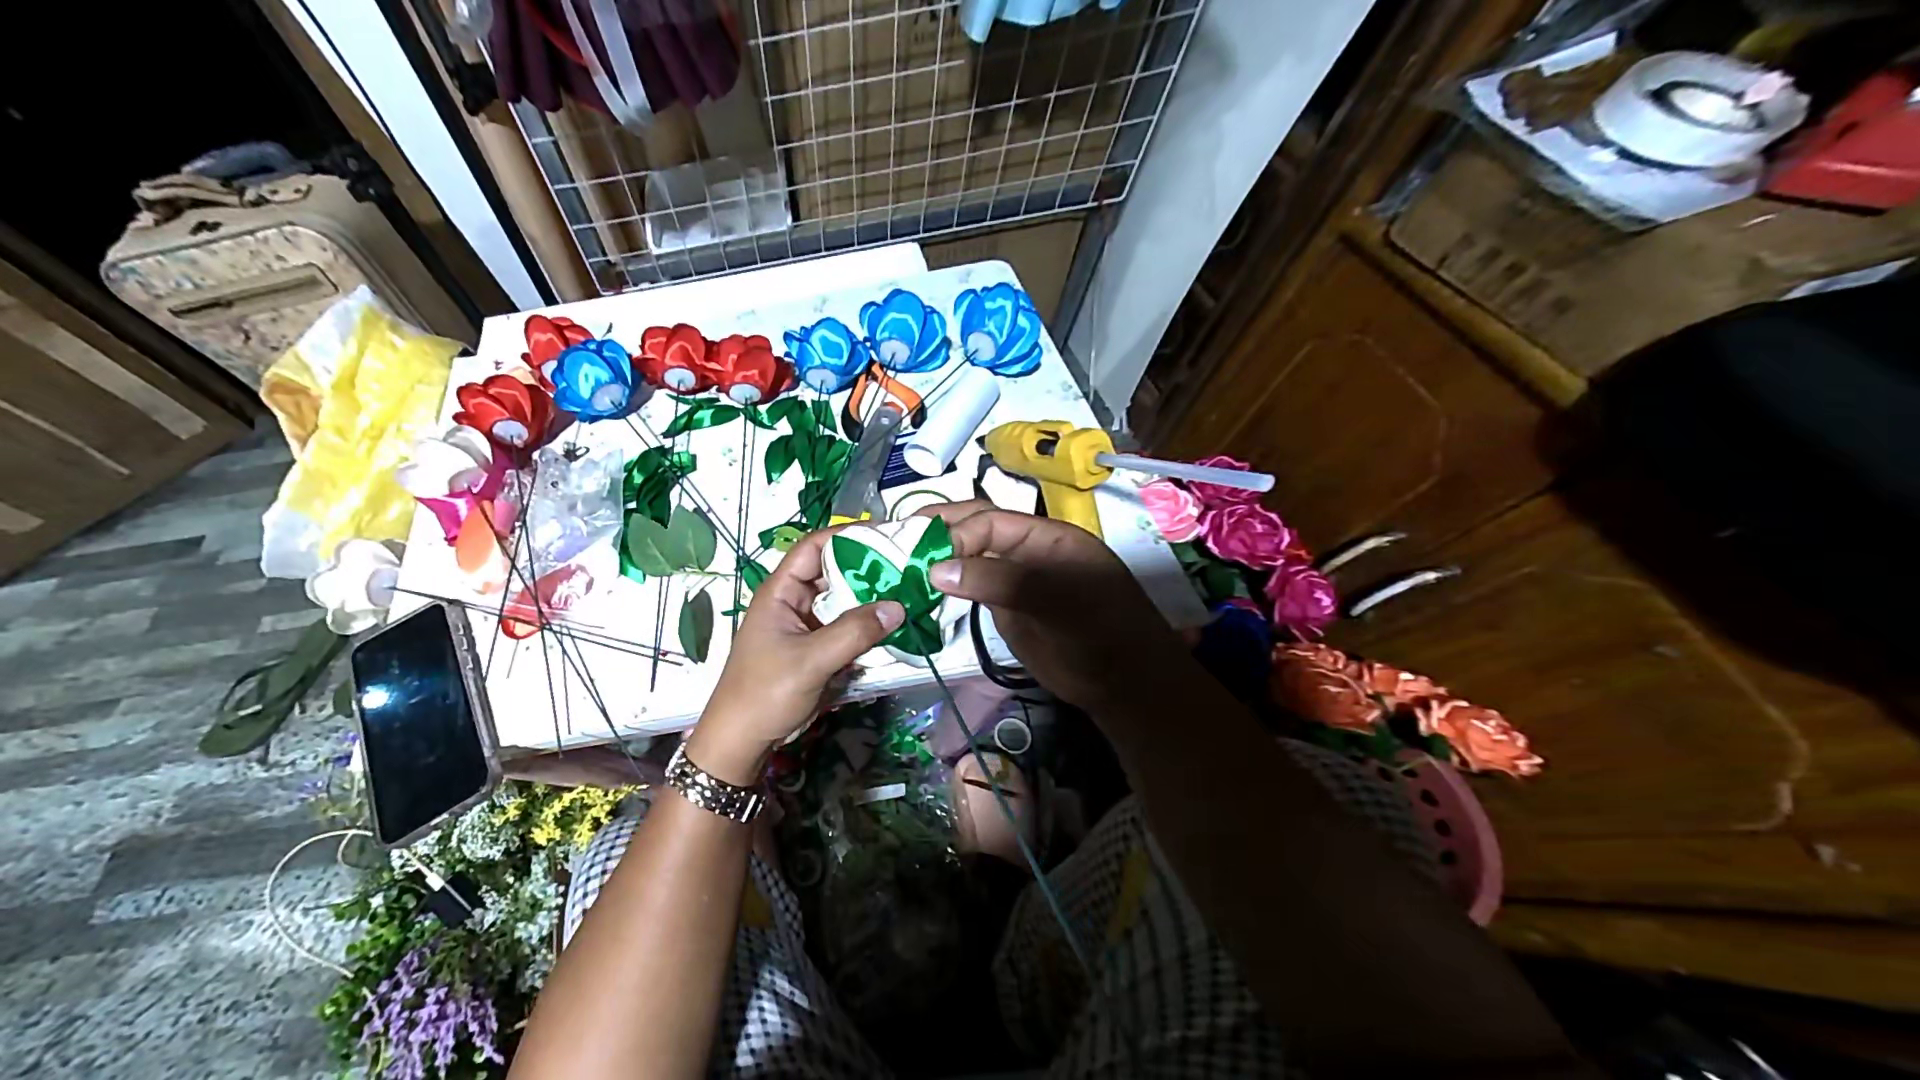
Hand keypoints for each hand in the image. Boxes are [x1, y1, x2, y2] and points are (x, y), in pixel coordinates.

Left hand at [686, 526, 903, 784]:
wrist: (743, 741)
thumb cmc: (765, 693)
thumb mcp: (810, 660)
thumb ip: (854, 632)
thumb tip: (898, 607)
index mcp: (781, 592)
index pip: (815, 547)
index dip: (848, 535)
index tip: (888, 534)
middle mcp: (796, 602)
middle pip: (836, 572)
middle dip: (870, 567)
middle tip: (910, 565)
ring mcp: (809, 626)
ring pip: (846, 601)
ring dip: (874, 598)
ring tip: (912, 590)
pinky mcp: (820, 649)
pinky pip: (849, 628)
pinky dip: (871, 625)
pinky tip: (899, 625)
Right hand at [919, 501, 1184, 709]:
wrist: (1123, 683)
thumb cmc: (1101, 633)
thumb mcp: (1057, 601)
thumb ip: (1001, 581)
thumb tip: (938, 570)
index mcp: (1047, 536)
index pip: (992, 521)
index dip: (958, 534)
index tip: (926, 558)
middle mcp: (1028, 551)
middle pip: (977, 530)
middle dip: (940, 531)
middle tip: (895, 539)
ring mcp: (1016, 579)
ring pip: (970, 559)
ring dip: (938, 558)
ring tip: (898, 561)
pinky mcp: (1006, 608)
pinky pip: (972, 588)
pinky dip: (947, 586)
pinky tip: (921, 588)